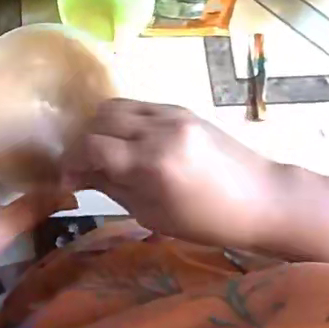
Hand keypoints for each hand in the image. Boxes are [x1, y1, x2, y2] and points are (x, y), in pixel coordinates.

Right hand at [63, 100, 304, 252]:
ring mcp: (171, 114)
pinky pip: (139, 106)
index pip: (92, 146)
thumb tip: (78, 176)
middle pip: (99, 120)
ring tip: (103, 152)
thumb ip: (112, 188)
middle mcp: (158, 129)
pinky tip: (128, 141)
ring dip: (100, 127)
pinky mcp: (181, 109)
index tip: (66, 180)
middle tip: (82, 166)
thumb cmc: (208, 221)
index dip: (71, 162)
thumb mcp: (154, 214)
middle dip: (82, 142)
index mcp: (152, 163)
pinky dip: (123, 120)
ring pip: (116, 106)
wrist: (262, 198)